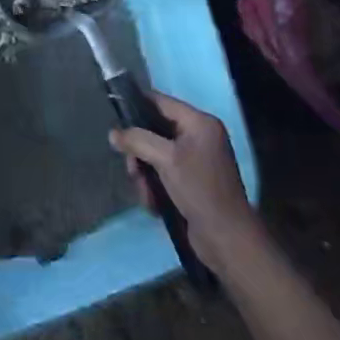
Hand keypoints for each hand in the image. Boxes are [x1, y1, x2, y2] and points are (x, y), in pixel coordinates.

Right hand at [109, 91, 257, 263]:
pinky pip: (163, 172)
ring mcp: (196, 159)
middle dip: (139, 152)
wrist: (227, 238)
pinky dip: (155, 186)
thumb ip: (137, 141)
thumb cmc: (199, 189)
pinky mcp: (191, 181)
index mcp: (199, 122)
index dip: (136, 106)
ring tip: (146, 194)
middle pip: (154, 130)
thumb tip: (113, 133)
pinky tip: (154, 203)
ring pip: (155, 154)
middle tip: (133, 171)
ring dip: (145, 174)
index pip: (160, 102)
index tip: (114, 120)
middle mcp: (199, 136)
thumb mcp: (166, 160)